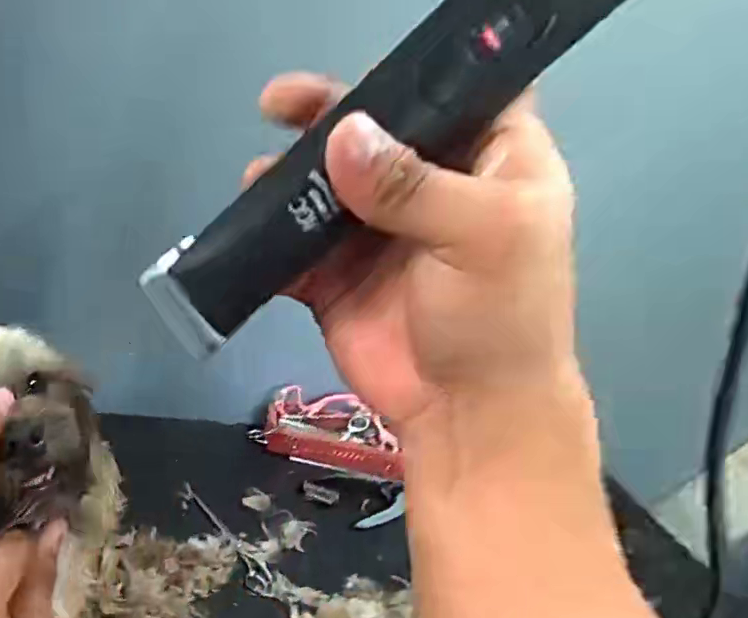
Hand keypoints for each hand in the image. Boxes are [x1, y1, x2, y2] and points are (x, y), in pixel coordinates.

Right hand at [246, 74, 581, 437]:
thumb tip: (341, 137)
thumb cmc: (500, 316)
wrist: (462, 409)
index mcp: (486, 161)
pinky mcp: (333, 285)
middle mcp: (425, 192)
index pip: (447, 94)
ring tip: (255, 180)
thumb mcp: (479, 235)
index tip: (351, 78)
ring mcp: (373, 241)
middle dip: (325, 121)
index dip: (402, 78)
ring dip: (288, 185)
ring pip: (325, 196)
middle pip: (371, 139)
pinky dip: (270, 247)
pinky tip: (248, 236)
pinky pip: (295, 256)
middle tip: (277, 107)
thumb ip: (411, 185)